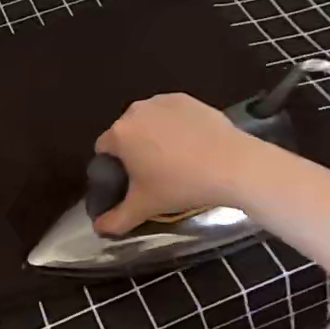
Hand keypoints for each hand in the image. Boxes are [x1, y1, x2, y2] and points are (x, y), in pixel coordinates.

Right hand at [91, 93, 260, 235]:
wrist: (231, 165)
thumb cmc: (180, 185)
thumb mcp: (145, 207)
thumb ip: (116, 220)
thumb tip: (98, 229)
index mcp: (120, 134)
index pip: (103, 149)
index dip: (113, 166)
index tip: (130, 181)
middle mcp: (136, 110)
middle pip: (126, 132)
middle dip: (134, 149)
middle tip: (155, 173)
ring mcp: (162, 101)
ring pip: (148, 121)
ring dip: (153, 135)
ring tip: (176, 158)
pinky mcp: (186, 99)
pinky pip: (170, 113)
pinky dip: (175, 125)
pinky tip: (191, 144)